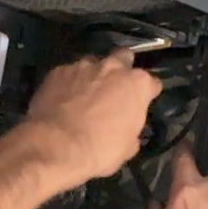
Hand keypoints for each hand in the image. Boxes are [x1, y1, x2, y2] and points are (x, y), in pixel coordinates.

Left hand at [18, 49, 162, 184]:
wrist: (56, 146)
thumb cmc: (99, 149)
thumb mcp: (127, 147)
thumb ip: (132, 128)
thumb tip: (127, 128)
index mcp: (137, 84)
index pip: (151, 83)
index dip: (147, 94)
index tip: (142, 104)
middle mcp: (112, 67)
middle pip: (124, 59)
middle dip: (122, 70)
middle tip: (114, 88)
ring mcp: (83, 66)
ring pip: (93, 64)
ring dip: (93, 76)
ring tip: (84, 94)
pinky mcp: (58, 71)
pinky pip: (68, 73)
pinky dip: (68, 83)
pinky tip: (63, 98)